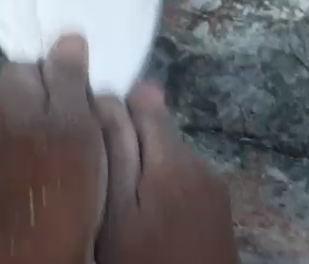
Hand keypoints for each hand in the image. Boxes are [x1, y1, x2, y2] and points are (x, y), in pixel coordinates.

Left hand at [0, 36, 106, 263]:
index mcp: (12, 88)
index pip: (38, 57)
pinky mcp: (24, 169)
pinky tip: (91, 159)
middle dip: (76, 96)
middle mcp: (5, 109)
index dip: (67, 65)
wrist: (35, 247)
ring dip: (78, 125)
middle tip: (104, 109)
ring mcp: (12, 141)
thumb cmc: (58, 177)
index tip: (94, 76)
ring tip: (103, 136)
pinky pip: (52, 143)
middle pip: (47, 87)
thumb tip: (69, 36)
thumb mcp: (73, 119)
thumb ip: (69, 77)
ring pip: (52, 117)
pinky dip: (71, 148)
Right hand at [93, 83, 237, 263]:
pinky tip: (146, 217)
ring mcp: (214, 190)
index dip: (113, 112)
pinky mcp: (218, 212)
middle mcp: (201, 164)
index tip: (90, 138)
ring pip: (167, 155)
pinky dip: (161, 188)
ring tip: (120, 199)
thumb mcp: (115, 212)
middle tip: (102, 176)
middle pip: (156, 129)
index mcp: (174, 159)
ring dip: (143, 166)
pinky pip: (182, 180)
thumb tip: (117, 92)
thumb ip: (118, 149)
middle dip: (128, 142)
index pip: (143, 103)